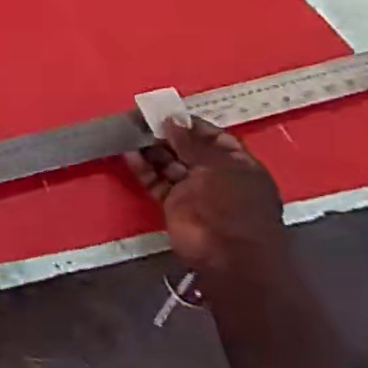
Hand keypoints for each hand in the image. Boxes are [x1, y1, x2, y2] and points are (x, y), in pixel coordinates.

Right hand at [123, 117, 284, 274]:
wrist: (227, 256)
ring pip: (169, 164)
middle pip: (188, 149)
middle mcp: (217, 177)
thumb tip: (172, 119)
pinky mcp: (173, 204)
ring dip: (151, 149)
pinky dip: (142, 168)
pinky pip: (155, 181)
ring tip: (131, 132)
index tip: (167, 112)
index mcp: (239, 166)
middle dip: (166, 134)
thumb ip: (192, 142)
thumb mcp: (218, 167)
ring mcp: (194, 191)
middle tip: (141, 118)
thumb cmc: (233, 206)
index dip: (192, 125)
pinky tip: (129, 154)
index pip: (216, 138)